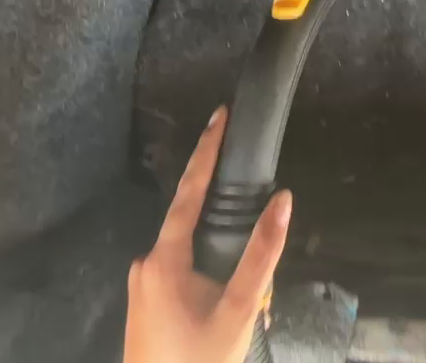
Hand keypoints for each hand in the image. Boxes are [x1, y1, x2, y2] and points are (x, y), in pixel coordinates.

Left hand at [125, 107, 292, 362]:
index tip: (220, 114)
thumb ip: (262, 253)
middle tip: (248, 197)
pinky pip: (181, 271)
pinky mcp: (146, 307)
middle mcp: (145, 266)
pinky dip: (206, 267)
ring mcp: (142, 289)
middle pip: (189, 220)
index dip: (207, 150)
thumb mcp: (238, 310)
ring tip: (249, 281)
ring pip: (188, 250)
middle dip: (221, 210)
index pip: (189, 191)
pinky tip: (225, 296)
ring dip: (217, 250)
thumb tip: (283, 198)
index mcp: (163, 260)